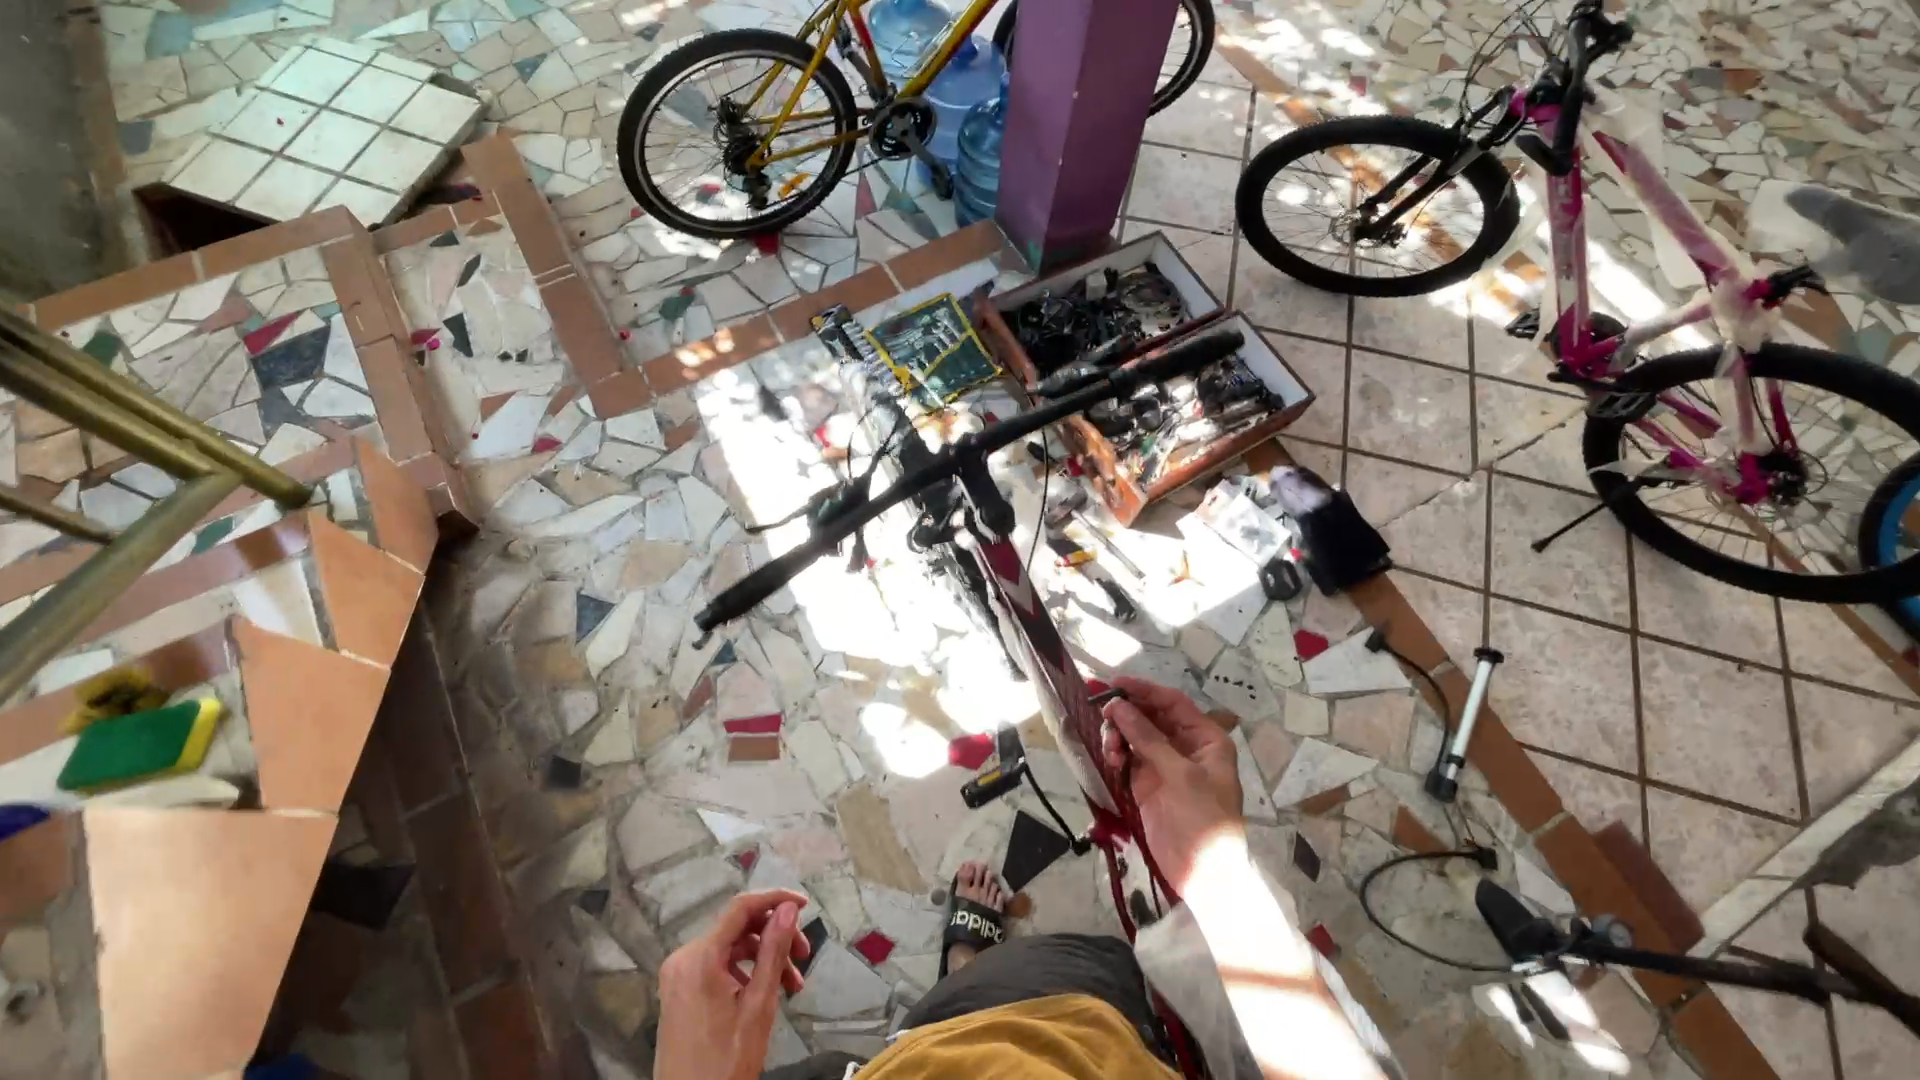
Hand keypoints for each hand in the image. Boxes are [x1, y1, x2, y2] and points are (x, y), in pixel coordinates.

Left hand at [654, 889, 810, 1079]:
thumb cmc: (726, 1061)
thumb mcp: (758, 1006)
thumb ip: (773, 952)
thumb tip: (788, 908)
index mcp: (700, 957)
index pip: (741, 908)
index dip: (775, 899)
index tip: (805, 905)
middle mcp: (683, 957)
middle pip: (738, 929)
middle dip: (774, 938)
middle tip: (804, 958)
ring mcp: (678, 975)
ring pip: (731, 949)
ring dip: (764, 958)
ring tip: (793, 985)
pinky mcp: (679, 991)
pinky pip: (717, 966)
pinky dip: (745, 972)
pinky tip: (765, 992)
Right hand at [1101, 677, 1243, 893]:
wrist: (1203, 875)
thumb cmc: (1204, 820)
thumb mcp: (1180, 776)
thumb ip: (1148, 739)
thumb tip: (1118, 706)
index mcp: (1206, 740)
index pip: (1173, 704)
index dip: (1145, 691)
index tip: (1115, 684)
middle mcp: (1185, 748)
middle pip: (1151, 718)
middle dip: (1127, 714)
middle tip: (1103, 713)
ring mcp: (1164, 767)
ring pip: (1135, 737)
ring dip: (1120, 736)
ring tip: (1110, 748)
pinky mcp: (1147, 786)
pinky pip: (1128, 759)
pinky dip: (1117, 755)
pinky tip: (1112, 761)